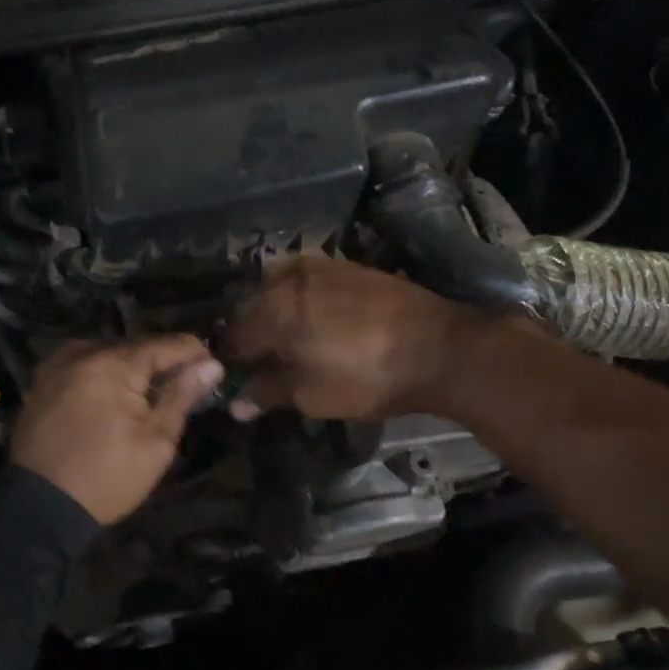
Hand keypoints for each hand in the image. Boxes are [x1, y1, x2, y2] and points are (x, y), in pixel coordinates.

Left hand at [10, 336, 223, 524]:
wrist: (39, 508)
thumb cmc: (107, 477)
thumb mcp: (156, 441)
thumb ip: (182, 396)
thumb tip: (211, 365)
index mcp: (113, 364)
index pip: (166, 344)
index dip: (194, 353)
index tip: (213, 366)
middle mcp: (82, 352)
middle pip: (135, 346)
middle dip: (162, 362)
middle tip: (185, 384)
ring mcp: (57, 364)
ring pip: (109, 353)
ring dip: (131, 368)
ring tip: (151, 393)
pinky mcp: (42, 380)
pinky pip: (84, 365)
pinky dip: (104, 374)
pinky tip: (114, 396)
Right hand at [219, 258, 478, 421]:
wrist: (438, 347)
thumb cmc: (367, 378)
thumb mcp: (311, 395)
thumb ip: (267, 393)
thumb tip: (235, 403)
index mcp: (272, 309)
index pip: (233, 337)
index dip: (229, 362)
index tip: (233, 380)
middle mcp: (288, 279)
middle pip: (251, 306)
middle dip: (249, 333)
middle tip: (260, 363)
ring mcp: (320, 266)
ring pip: (277, 287)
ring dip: (272, 311)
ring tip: (287, 341)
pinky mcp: (346, 265)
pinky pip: (305, 279)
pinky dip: (298, 298)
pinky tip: (313, 320)